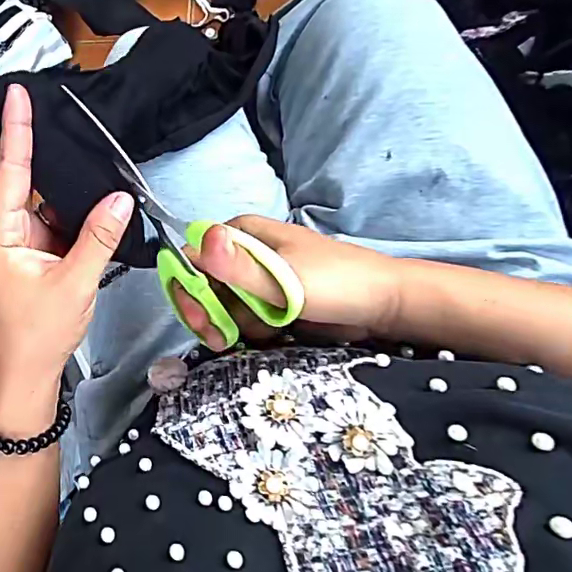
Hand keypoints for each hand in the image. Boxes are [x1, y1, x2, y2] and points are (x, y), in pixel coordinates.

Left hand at [0, 84, 133, 434]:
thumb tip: (120, 199)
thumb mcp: (74, 283)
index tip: (19, 96)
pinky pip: (56, 219)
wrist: (28, 370)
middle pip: (27, 178)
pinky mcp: (36, 251)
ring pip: (45, 199)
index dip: (16, 131)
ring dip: (67, 185)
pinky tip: (95, 198)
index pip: (9, 171)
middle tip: (64, 112)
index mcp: (1, 234)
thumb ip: (98, 238)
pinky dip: (74, 210)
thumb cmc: (37, 333)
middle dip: (45, 149)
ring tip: (92, 157)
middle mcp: (6, 230)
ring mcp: (21, 240)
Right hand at [177, 216, 407, 347]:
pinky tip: (270, 334)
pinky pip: (244, 319)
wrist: (381, 306)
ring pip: (223, 307)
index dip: (189, 288)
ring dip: (234, 325)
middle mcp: (244, 253)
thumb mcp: (285, 278)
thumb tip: (200, 239)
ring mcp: (257, 279)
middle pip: (204, 286)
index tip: (201, 316)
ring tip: (264, 330)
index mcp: (242, 234)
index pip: (193, 257)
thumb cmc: (336, 283)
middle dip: (210, 314)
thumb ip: (239, 267)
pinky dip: (250, 331)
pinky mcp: (269, 302)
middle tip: (222, 336)